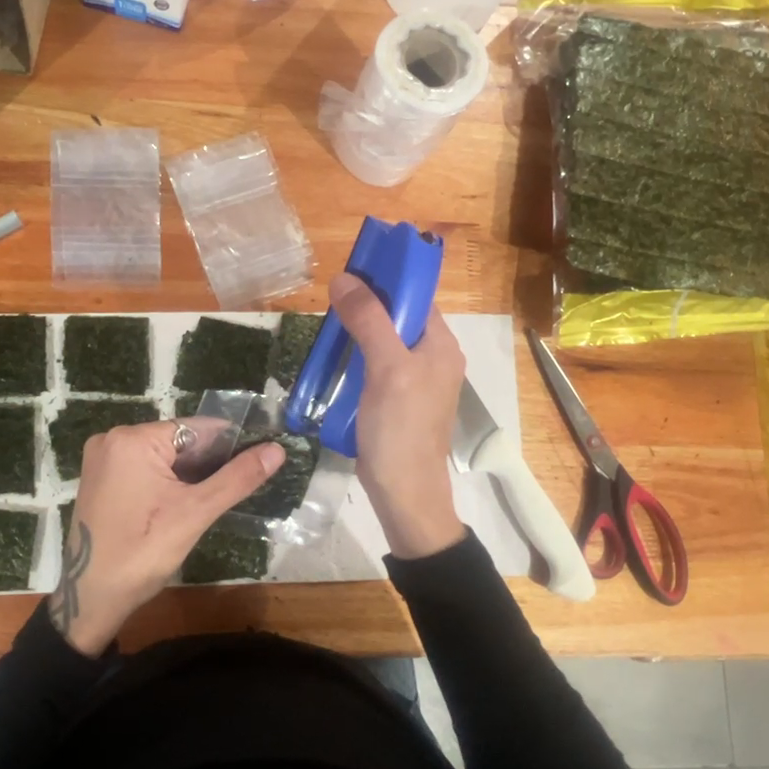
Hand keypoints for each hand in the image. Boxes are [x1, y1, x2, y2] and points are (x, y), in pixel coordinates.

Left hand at [49, 420, 284, 656]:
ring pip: (160, 457)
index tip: (256, 461)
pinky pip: (141, 471)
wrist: (91, 598)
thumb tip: (277, 450)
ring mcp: (101, 461)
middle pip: (176, 441)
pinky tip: (182, 504)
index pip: (194, 428)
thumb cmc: (142, 552)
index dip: (228, 444)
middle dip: (207, 462)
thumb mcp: (195, 513)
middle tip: (236, 487)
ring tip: (212, 499)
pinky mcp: (98, 481)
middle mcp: (111, 440)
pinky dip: (164, 483)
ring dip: (186, 475)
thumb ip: (237, 478)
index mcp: (132, 439)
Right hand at [329, 272, 467, 558]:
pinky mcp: (397, 403)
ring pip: (384, 343)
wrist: (404, 494)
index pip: (416, 297)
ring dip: (357, 334)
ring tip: (326, 331)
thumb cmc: (400, 429)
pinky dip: (355, 360)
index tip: (350, 273)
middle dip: (366, 307)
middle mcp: (434, 359)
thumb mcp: (385, 368)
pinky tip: (333, 363)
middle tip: (329, 305)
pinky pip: (376, 368)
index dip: (386, 280)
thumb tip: (344, 278)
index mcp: (441, 345)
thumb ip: (368, 321)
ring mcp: (416, 383)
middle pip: (398, 318)